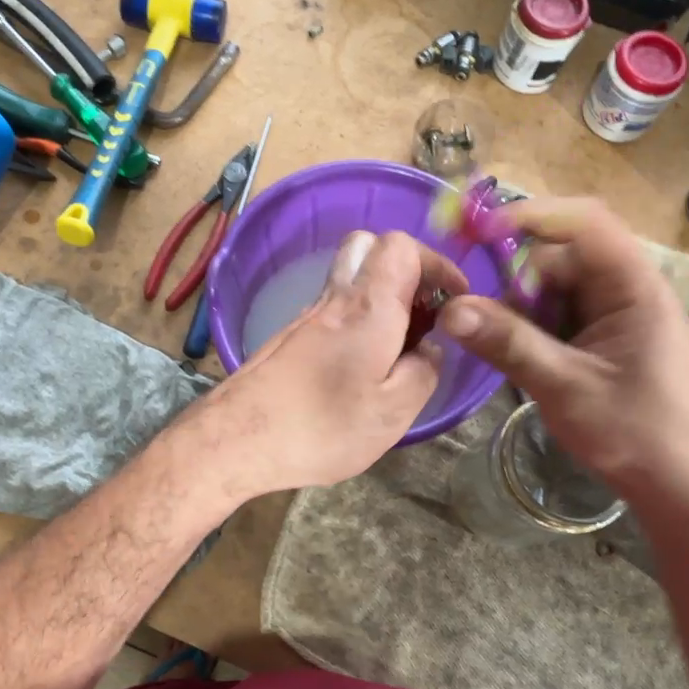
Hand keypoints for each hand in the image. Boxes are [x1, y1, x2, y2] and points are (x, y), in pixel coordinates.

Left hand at [180, 230, 468, 500]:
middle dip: (403, 270)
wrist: (236, 441)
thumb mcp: (393, 412)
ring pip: (348, 281)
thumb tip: (430, 349)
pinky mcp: (288, 341)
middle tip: (421, 314)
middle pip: (367, 249)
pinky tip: (359, 369)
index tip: (452, 300)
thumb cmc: (322, 427)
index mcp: (368, 308)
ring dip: (379, 301)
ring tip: (396, 351)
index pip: (400, 246)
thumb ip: (423, 373)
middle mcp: (334, 301)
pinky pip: (331, 312)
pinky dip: (355, 324)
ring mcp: (306, 319)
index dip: (434, 263)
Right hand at [439, 197, 688, 497]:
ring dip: (524, 317)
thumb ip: (508, 343)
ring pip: (554, 294)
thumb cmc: (636, 433)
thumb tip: (451, 309)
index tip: (477, 232)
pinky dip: (536, 336)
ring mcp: (617, 319)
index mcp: (633, 286)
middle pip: (560, 260)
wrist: (684, 487)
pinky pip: (561, 321)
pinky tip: (528, 367)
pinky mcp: (607, 344)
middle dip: (518, 286)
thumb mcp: (564, 386)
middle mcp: (626, 291)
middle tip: (488, 325)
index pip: (584, 223)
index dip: (530, 216)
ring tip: (514, 359)